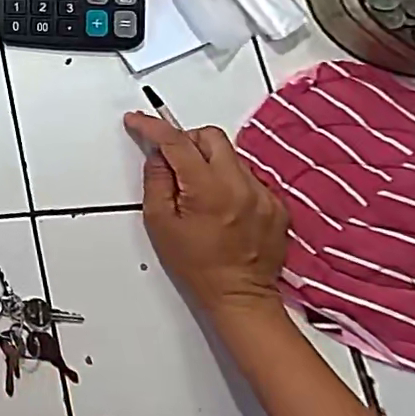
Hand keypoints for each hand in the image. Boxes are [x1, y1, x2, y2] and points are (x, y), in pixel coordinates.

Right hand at [123, 112, 288, 322]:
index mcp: (209, 190)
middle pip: (211, 137)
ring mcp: (264, 195)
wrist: (239, 295)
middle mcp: (242, 187)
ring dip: (206, 160)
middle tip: (169, 158)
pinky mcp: (276, 205)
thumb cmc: (195, 263)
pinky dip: (226, 178)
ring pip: (230, 155)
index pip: (178, 142)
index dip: (153, 126)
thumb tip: (158, 157)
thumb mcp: (158, 220)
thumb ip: (156, 180)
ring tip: (193, 187)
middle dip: (185, 139)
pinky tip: (216, 201)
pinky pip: (246, 175)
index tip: (138, 121)